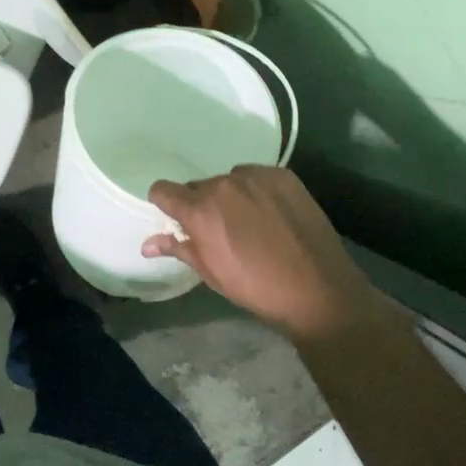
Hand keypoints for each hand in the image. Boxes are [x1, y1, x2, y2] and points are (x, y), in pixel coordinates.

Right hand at [143, 166, 391, 343]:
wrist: (318, 290)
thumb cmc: (256, 287)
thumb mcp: (211, 273)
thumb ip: (178, 248)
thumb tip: (147, 244)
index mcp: (199, 210)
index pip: (163, 190)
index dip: (165, 204)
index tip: (177, 220)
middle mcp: (223, 184)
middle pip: (199, 187)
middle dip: (202, 205)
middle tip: (221, 231)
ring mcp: (256, 177)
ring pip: (229, 181)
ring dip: (231, 197)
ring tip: (251, 224)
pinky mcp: (283, 176)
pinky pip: (257, 176)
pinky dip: (257, 191)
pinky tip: (272, 215)